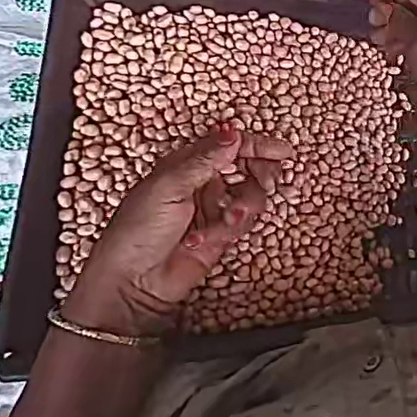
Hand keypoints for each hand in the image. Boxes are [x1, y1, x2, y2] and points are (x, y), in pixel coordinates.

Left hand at [62, 126, 293, 337]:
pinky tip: (210, 237)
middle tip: (266, 183)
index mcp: (187, 164)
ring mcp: (214, 208)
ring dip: (245, 205)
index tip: (282, 151)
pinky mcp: (222, 232)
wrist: (133, 282)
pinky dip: (232, 228)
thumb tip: (233, 134)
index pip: (231, 145)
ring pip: (252, 195)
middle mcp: (203, 182)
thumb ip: (205, 159)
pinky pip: (245, 221)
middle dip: (260, 175)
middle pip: (248, 167)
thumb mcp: (169, 186)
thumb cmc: (137, 231)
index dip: (258, 146)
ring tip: (229, 218)